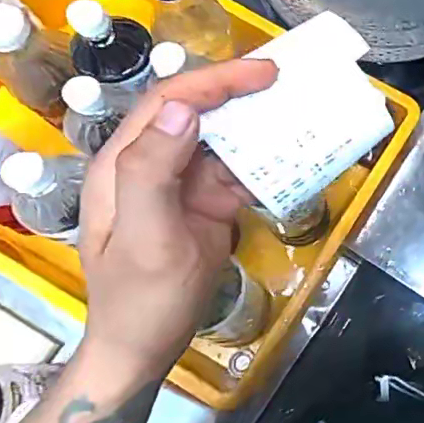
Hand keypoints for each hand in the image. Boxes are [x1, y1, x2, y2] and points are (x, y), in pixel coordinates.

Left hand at [76, 58, 278, 375]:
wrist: (145, 349)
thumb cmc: (140, 298)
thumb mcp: (147, 238)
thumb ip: (153, 171)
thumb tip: (182, 108)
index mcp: (126, 163)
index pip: (169, 103)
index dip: (215, 81)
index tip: (263, 73)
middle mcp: (152, 163)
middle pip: (196, 112)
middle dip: (239, 93)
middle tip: (288, 83)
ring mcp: (181, 183)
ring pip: (221, 138)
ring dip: (257, 125)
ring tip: (298, 112)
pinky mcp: (205, 202)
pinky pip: (237, 171)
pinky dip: (264, 162)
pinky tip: (292, 158)